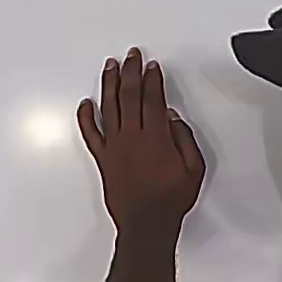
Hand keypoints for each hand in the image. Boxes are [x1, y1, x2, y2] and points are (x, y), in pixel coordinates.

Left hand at [77, 48, 206, 239]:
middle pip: (129, 95)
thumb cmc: (170, 199)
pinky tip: (86, 104)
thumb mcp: (194, 168)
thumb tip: (173, 118)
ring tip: (111, 67)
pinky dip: (87, 117)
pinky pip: (91, 133)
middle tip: (132, 56)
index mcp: (156, 138)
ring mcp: (114, 147)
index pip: (152, 99)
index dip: (152, 79)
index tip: (152, 67)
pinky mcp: (103, 159)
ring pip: (109, 107)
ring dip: (110, 84)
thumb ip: (184, 139)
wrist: (147, 225)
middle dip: (131, 71)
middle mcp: (132, 138)